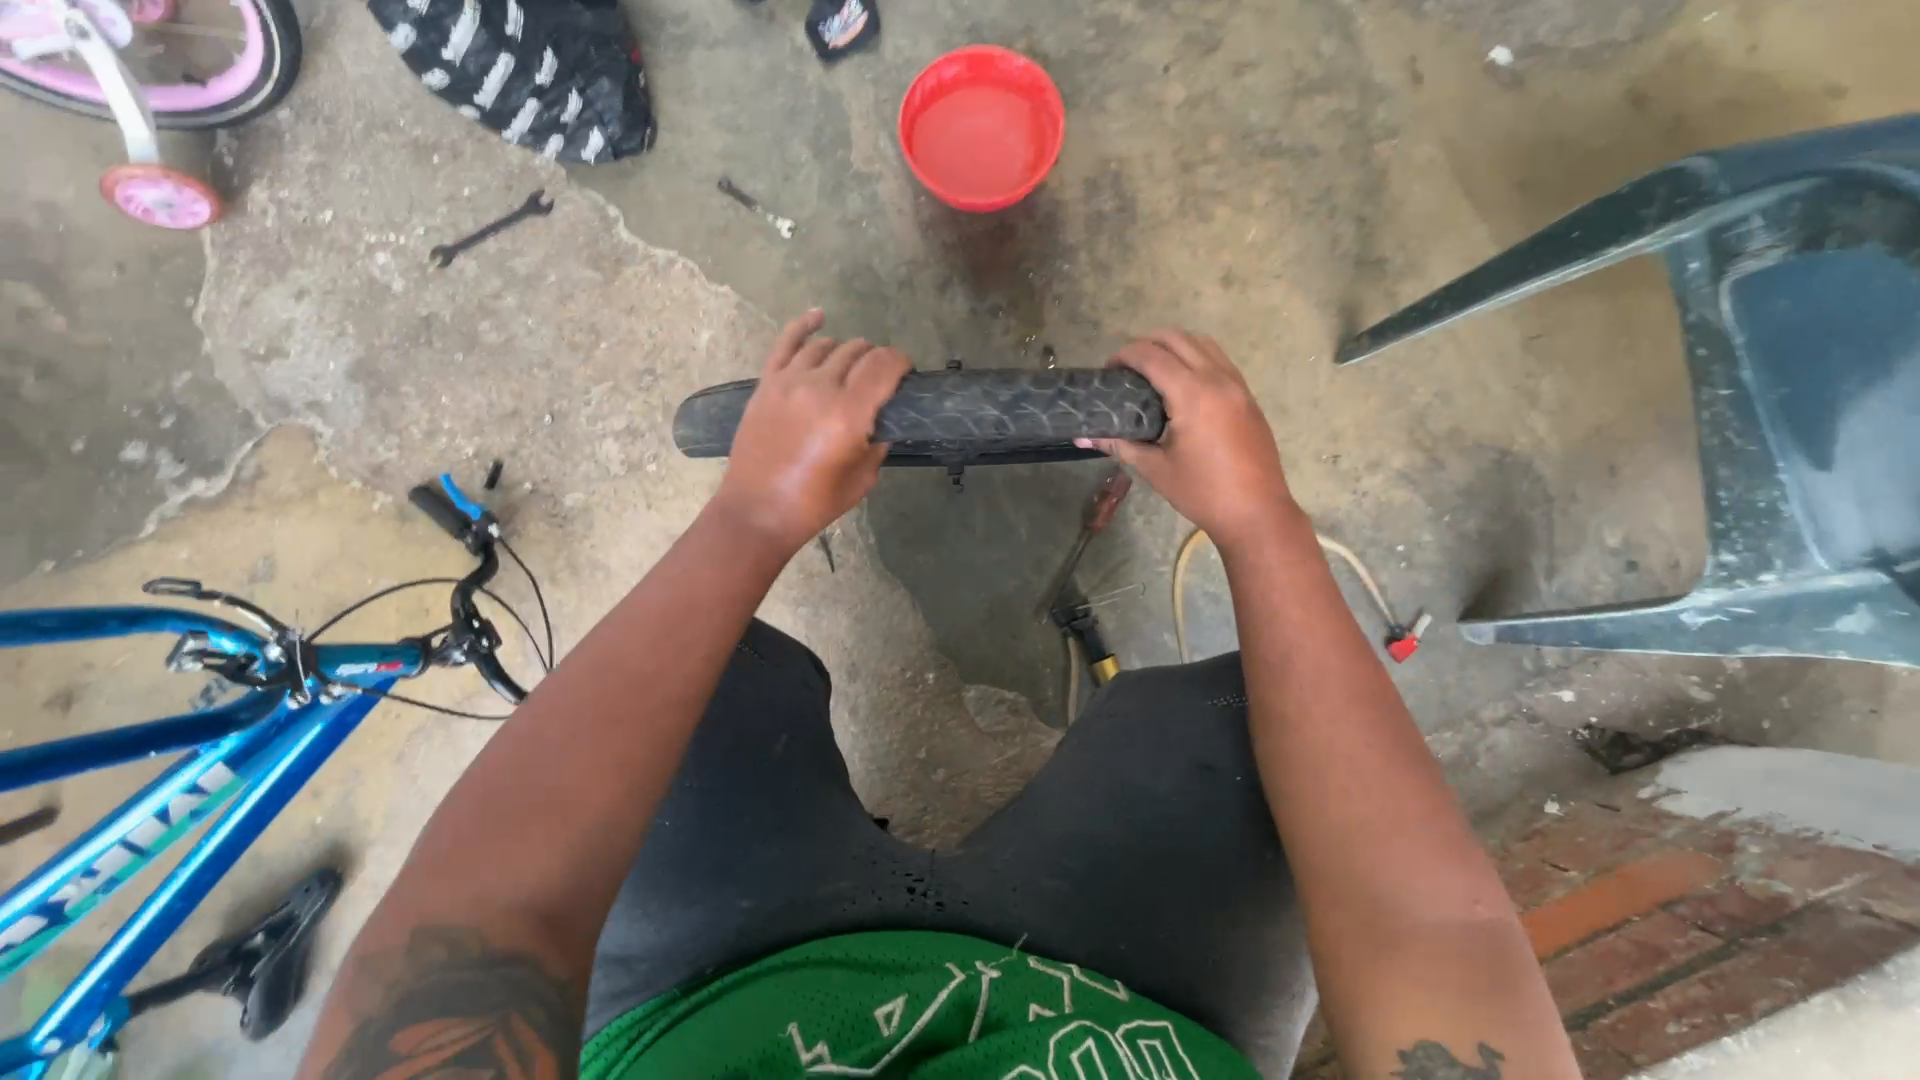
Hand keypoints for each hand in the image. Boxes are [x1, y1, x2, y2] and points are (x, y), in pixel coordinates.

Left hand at [711, 310, 910, 552]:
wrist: (758, 510)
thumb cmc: (815, 503)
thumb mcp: (863, 478)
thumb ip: (878, 443)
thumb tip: (881, 420)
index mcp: (849, 414)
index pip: (884, 366)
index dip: (901, 363)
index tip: (906, 373)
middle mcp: (820, 388)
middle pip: (858, 352)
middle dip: (877, 360)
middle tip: (880, 379)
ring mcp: (789, 382)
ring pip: (827, 346)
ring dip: (847, 351)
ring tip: (853, 365)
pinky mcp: (766, 384)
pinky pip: (786, 342)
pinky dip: (804, 325)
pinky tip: (818, 316)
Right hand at [1078, 329, 1296, 548]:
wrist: (1256, 513)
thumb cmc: (1202, 493)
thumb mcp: (1155, 469)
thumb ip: (1120, 444)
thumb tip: (1083, 436)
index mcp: (1193, 395)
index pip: (1152, 356)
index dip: (1125, 356)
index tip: (1109, 370)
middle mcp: (1217, 379)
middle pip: (1177, 339)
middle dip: (1147, 344)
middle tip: (1126, 367)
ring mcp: (1237, 385)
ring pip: (1202, 343)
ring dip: (1174, 346)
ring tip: (1153, 369)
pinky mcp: (1247, 396)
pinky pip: (1219, 360)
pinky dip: (1195, 358)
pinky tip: (1181, 384)